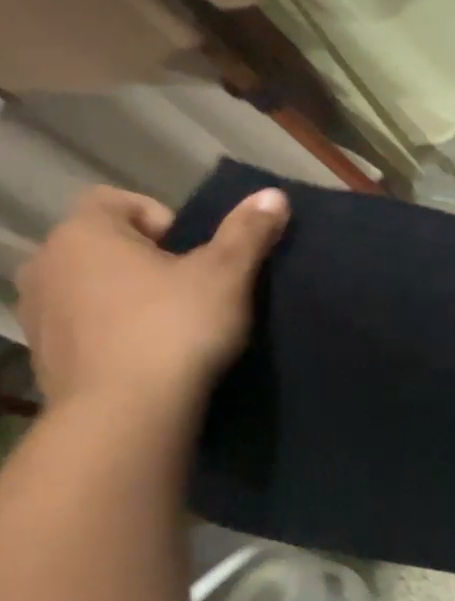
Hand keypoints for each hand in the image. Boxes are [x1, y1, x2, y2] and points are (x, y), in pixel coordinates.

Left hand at [18, 186, 287, 412]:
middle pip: (102, 244)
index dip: (162, 220)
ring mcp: (35, 305)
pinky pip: (79, 322)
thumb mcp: (227, 276)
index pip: (117, 200)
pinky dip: (108, 328)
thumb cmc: (177, 327)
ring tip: (169, 326)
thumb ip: (248, 233)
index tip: (197, 256)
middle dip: (145, 261)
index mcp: (86, 233)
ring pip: (88, 283)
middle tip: (193, 293)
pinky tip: (144, 353)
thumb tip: (273, 193)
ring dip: (123, 295)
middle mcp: (46, 259)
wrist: (127, 406)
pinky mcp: (42, 346)